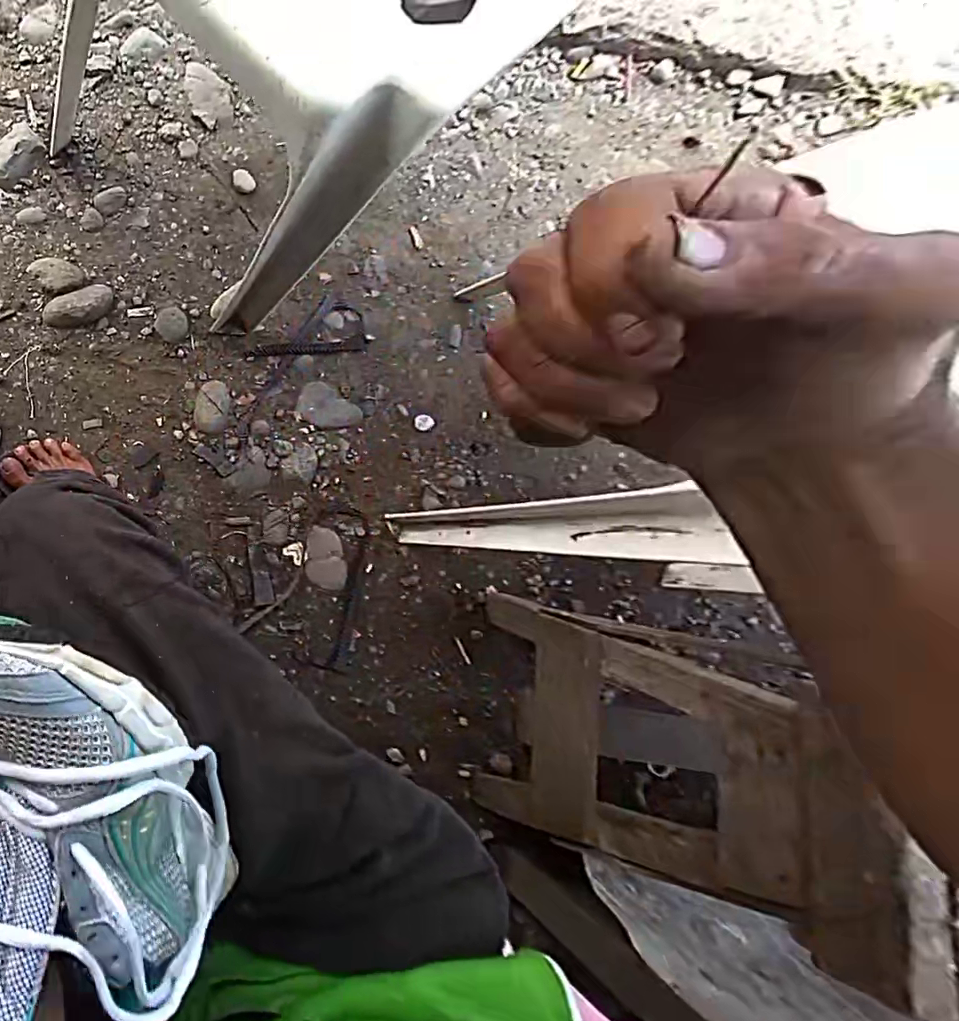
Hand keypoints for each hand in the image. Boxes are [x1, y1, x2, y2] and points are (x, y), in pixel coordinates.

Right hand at [484, 167, 958, 476]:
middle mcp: (622, 260)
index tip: (669, 329)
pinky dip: (539, 413)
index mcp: (703, 212)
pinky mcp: (546, 371)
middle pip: (533, 273)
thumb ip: (786, 258)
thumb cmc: (856, 361)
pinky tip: (591, 420)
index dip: (614, 280)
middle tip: (653, 361)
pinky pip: (498, 385)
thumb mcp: (887, 290)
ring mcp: (574, 319)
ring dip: (563, 384)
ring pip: (506, 336)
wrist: (812, 442)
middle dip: (582, 338)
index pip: (605, 216)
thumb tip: (664, 250)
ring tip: (634, 399)